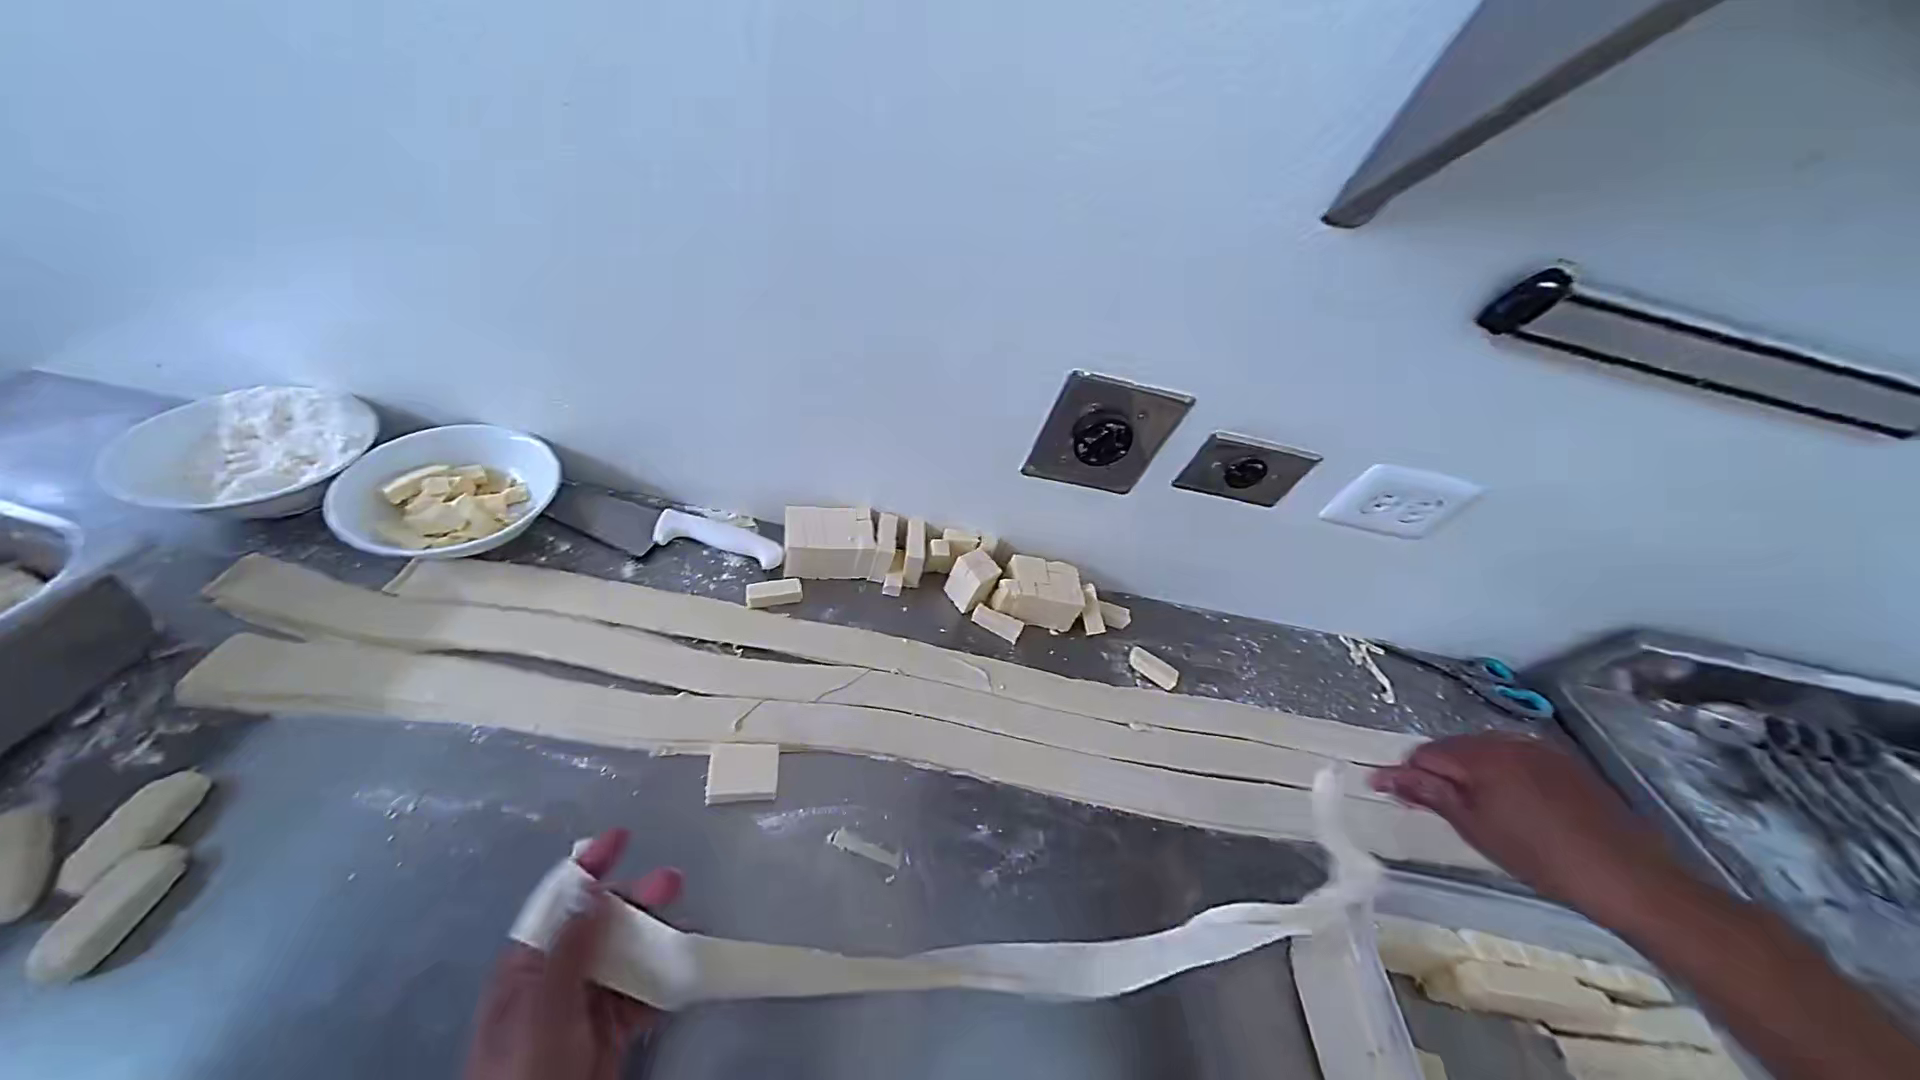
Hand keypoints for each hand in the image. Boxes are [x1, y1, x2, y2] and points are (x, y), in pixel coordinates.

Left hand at [464, 829, 682, 1079]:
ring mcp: (588, 1000)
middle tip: (673, 882)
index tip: (621, 836)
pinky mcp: (613, 1026)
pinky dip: (666, 976)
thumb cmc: (525, 1069)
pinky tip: (687, 965)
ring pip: (630, 951)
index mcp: (530, 965)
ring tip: (687, 927)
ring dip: (658, 934)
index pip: (562, 902)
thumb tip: (591, 889)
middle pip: (604, 922)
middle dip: (637, 898)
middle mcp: (560, 974)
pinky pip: (644, 990)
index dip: (589, 866)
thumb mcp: (542, 1006)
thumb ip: (568, 947)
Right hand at [1371, 733, 1678, 914]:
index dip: (1406, 774)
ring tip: (1474, 808)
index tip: (1392, 795)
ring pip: (1483, 751)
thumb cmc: (1540, 857)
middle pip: (1452, 748)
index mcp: (1480, 755)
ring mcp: (1540, 749)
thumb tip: (1384, 775)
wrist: (1632, 879)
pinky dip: (1501, 774)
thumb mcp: (1474, 828)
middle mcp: (1507, 741)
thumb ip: (1428, 794)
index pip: (1423, 753)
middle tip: (1435, 807)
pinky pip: (1515, 757)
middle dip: (1438, 771)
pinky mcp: (1565, 763)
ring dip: (1469, 772)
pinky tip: (1512, 804)